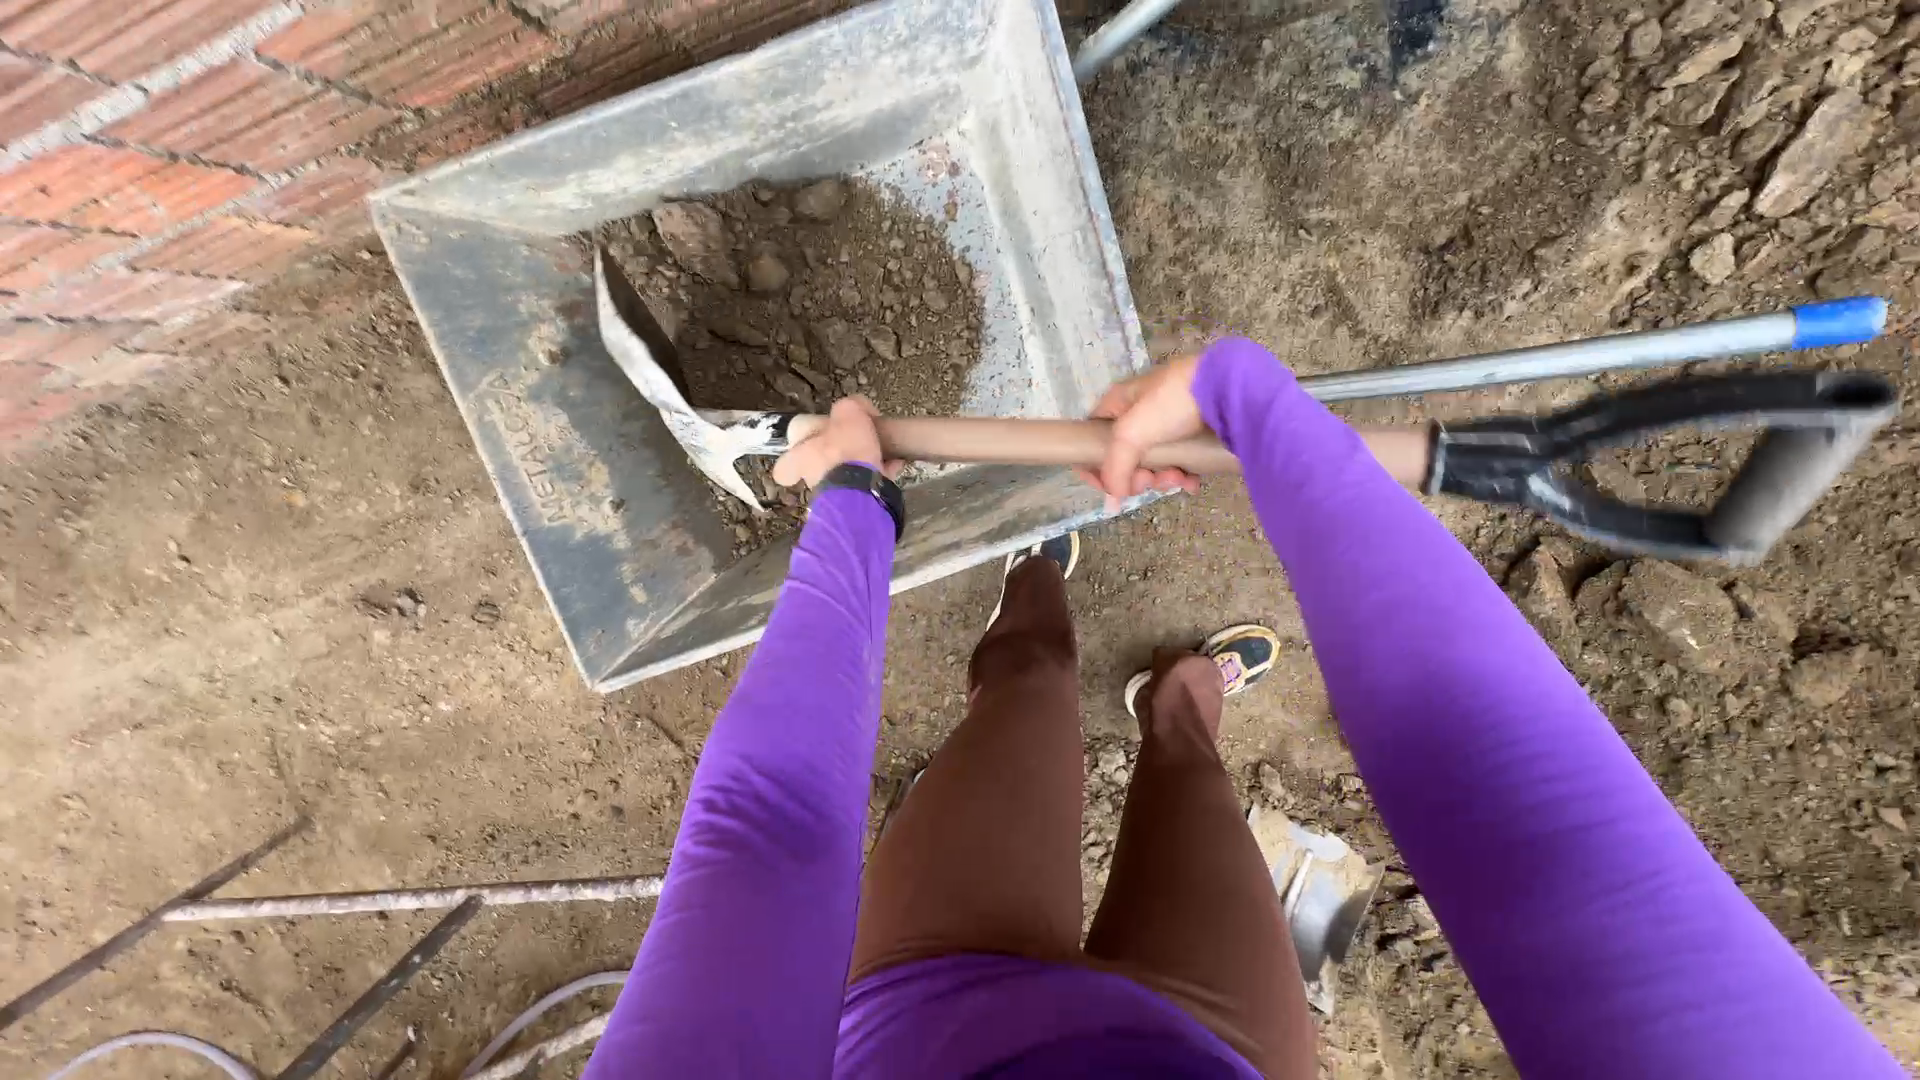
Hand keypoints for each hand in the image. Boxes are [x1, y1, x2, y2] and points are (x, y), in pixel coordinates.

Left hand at [772, 396, 904, 487]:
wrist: (863, 489)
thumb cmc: (846, 449)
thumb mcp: (848, 413)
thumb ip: (850, 406)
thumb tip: (861, 407)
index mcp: (800, 457)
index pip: (784, 465)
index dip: (796, 455)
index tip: (810, 446)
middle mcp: (812, 479)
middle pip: (821, 467)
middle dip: (839, 457)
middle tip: (855, 446)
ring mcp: (834, 495)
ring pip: (846, 477)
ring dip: (863, 465)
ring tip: (884, 453)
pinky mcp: (855, 504)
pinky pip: (866, 486)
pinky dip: (880, 475)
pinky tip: (896, 464)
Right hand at [1076, 354, 1206, 509]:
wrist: (1227, 387)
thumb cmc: (1171, 403)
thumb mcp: (1131, 434)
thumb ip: (1115, 469)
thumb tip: (1112, 500)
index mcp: (1118, 403)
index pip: (1093, 439)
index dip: (1095, 466)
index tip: (1109, 487)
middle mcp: (1140, 413)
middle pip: (1125, 457)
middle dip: (1135, 476)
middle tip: (1148, 482)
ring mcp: (1168, 424)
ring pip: (1154, 463)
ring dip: (1161, 479)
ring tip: (1177, 478)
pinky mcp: (1194, 434)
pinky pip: (1180, 463)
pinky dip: (1183, 476)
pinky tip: (1192, 482)